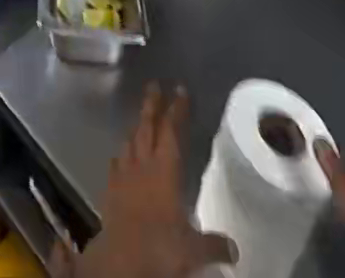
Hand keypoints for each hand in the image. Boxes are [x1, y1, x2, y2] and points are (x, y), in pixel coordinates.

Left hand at [66, 83, 236, 277]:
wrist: (120, 259)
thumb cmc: (160, 245)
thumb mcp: (193, 248)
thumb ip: (213, 245)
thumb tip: (234, 251)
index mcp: (165, 169)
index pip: (171, 131)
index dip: (176, 109)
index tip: (180, 90)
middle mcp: (143, 164)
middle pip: (146, 127)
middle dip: (151, 105)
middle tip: (153, 85)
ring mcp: (123, 174)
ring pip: (130, 141)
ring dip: (136, 127)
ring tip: (140, 118)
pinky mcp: (110, 189)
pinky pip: (116, 163)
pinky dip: (121, 155)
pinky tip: (121, 156)